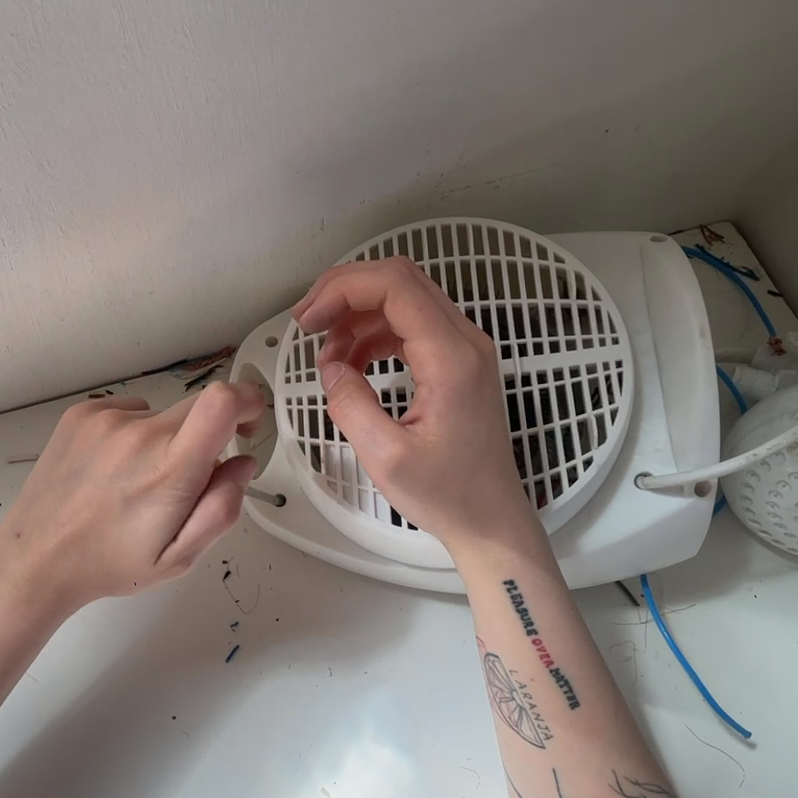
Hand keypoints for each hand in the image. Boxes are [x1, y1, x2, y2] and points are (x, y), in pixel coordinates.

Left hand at [0, 382, 266, 611]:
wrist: (36, 557)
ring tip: (138, 483)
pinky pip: (130, 412)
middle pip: (199, 407)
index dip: (249, 401)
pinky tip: (114, 471)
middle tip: (191, 475)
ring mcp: (106, 420)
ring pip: (162, 415)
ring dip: (165, 440)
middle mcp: (139, 435)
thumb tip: (242, 465)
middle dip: (208, 435)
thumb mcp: (178, 558)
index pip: (223, 402)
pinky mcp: (82, 415)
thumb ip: (223, 509)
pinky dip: (132, 434)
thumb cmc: (107, 562)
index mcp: (169, 471)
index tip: (251, 418)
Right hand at [292, 257, 543, 558]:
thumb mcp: (385, 457)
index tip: (309, 319)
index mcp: (451, 359)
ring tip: (328, 357)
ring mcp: (465, 350)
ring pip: (404, 299)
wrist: (489, 517)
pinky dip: (375, 335)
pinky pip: (412, 326)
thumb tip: (331, 370)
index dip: (342, 290)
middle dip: (345, 292)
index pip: (394, 286)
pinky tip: (354, 364)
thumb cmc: (449, 494)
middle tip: (309, 323)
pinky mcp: (458, 363)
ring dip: (357, 316)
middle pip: (399, 280)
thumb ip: (352, 405)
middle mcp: (465, 343)